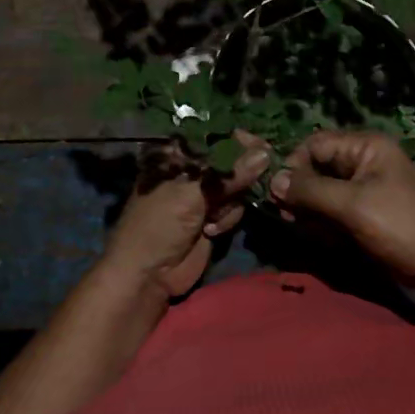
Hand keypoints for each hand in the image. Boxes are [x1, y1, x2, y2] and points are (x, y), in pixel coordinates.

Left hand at [100, 132, 270, 296]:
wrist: (149, 275)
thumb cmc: (158, 225)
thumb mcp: (190, 195)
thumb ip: (227, 175)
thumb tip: (265, 154)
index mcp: (175, 157)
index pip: (212, 139)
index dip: (237, 141)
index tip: (260, 146)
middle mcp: (190, 172)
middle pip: (229, 162)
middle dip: (240, 174)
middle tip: (253, 179)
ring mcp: (202, 196)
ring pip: (236, 187)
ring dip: (230, 203)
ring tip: (211, 218)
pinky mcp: (213, 218)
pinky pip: (235, 209)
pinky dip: (228, 219)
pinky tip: (211, 231)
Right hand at [269, 131, 414, 278]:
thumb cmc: (403, 227)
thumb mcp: (353, 205)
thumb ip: (310, 190)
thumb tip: (271, 180)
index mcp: (365, 147)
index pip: (314, 144)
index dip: (294, 165)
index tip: (279, 193)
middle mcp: (363, 162)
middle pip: (316, 168)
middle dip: (299, 192)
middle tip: (288, 216)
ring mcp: (365, 190)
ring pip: (321, 193)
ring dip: (309, 211)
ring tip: (304, 229)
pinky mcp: (366, 215)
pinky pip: (333, 211)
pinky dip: (323, 223)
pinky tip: (321, 238)